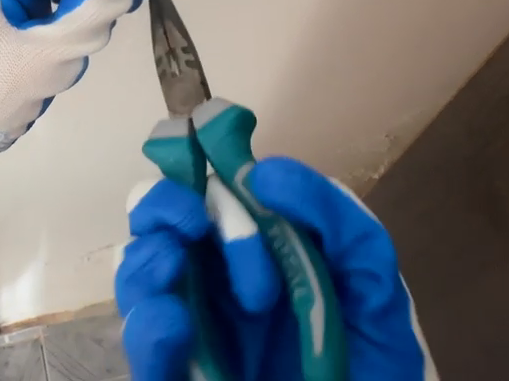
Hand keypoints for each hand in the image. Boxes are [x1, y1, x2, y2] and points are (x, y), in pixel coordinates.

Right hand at [115, 158, 435, 380]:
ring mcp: (191, 330)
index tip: (201, 150)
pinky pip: (144, 352)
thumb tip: (261, 173)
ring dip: (147, 260)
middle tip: (194, 221)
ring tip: (175, 267)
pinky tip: (174, 321)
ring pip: (135, 278)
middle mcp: (208, 279)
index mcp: (244, 244)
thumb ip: (331, 214)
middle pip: (152, 222)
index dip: (188, 163)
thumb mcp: (369, 274)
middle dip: (163, 206)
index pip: (197, 189)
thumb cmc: (373, 351)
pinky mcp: (181, 376)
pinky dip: (147, 329)